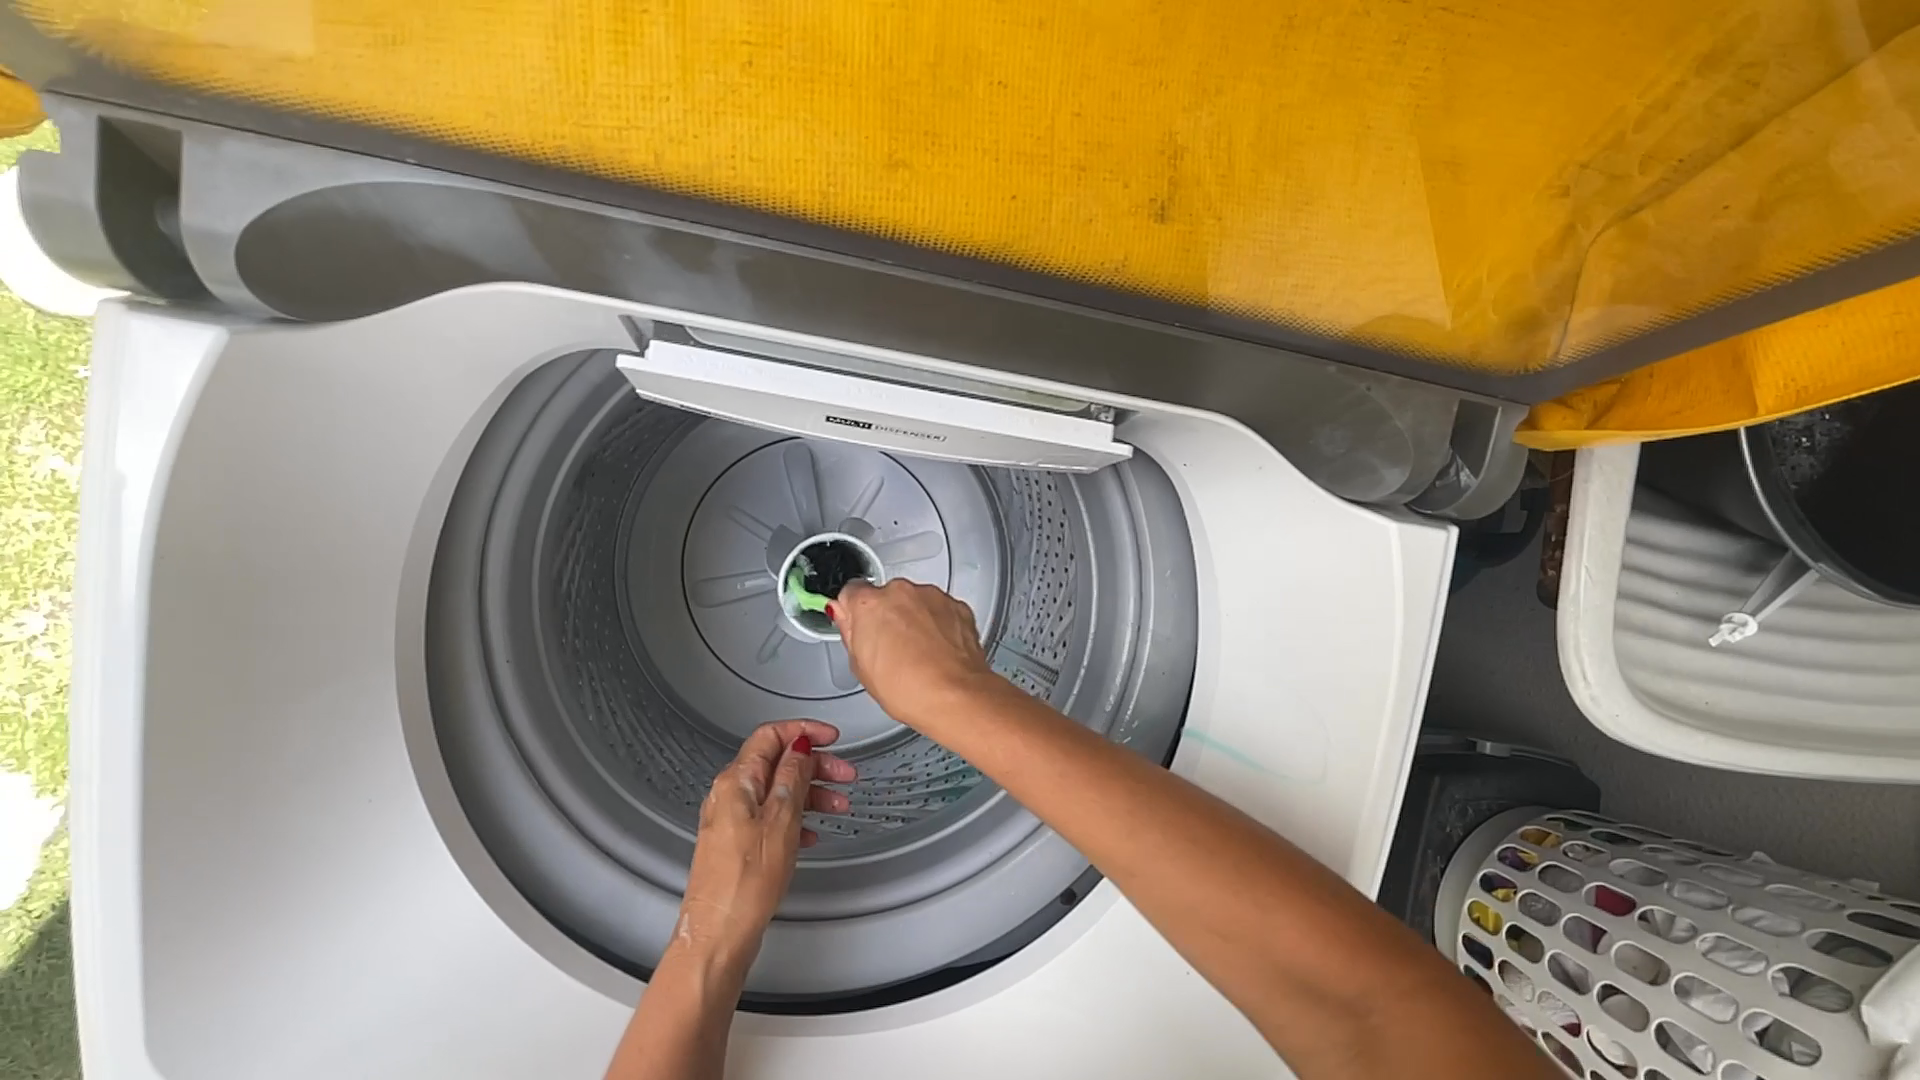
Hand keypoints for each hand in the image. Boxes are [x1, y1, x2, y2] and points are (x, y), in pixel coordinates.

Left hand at [675, 720, 858, 969]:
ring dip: (811, 793)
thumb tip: (800, 747)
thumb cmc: (743, 883)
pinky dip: (796, 818)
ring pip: (778, 791)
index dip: (803, 731)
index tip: (830, 736)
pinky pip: (772, 817)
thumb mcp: (781, 819)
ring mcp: (732, 820)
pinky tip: (811, 832)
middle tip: (843, 773)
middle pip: (778, 763)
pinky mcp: (737, 844)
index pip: (770, 736)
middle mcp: (729, 795)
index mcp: (736, 781)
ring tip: (837, 805)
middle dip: (814, 765)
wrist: (718, 934)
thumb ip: (793, 777)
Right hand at [830, 579, 999, 730]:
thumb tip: (846, 618)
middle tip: (890, 650)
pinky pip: (940, 609)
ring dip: (914, 620)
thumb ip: (850, 633)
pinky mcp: (957, 606)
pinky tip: (936, 652)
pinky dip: (938, 624)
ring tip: (917, 655)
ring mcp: (931, 597)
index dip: (853, 613)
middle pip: (885, 597)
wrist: (955, 696)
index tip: (858, 626)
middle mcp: (901, 592)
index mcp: (870, 604)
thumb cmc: (911, 688)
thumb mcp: (860, 667)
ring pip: (915, 601)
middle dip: (886, 617)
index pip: (851, 592)